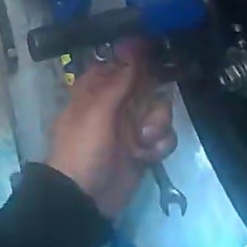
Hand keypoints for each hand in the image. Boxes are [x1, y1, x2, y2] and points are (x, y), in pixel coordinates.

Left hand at [45, 38, 178, 217]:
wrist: (83, 200)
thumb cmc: (83, 148)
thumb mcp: (97, 111)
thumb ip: (118, 81)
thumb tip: (132, 47)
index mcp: (97, 89)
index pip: (122, 64)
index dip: (138, 59)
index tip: (155, 55)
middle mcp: (116, 104)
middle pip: (148, 86)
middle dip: (153, 99)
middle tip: (146, 111)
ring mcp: (130, 127)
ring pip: (159, 111)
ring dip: (157, 125)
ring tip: (143, 141)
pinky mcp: (143, 150)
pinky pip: (163, 137)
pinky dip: (160, 145)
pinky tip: (147, 156)